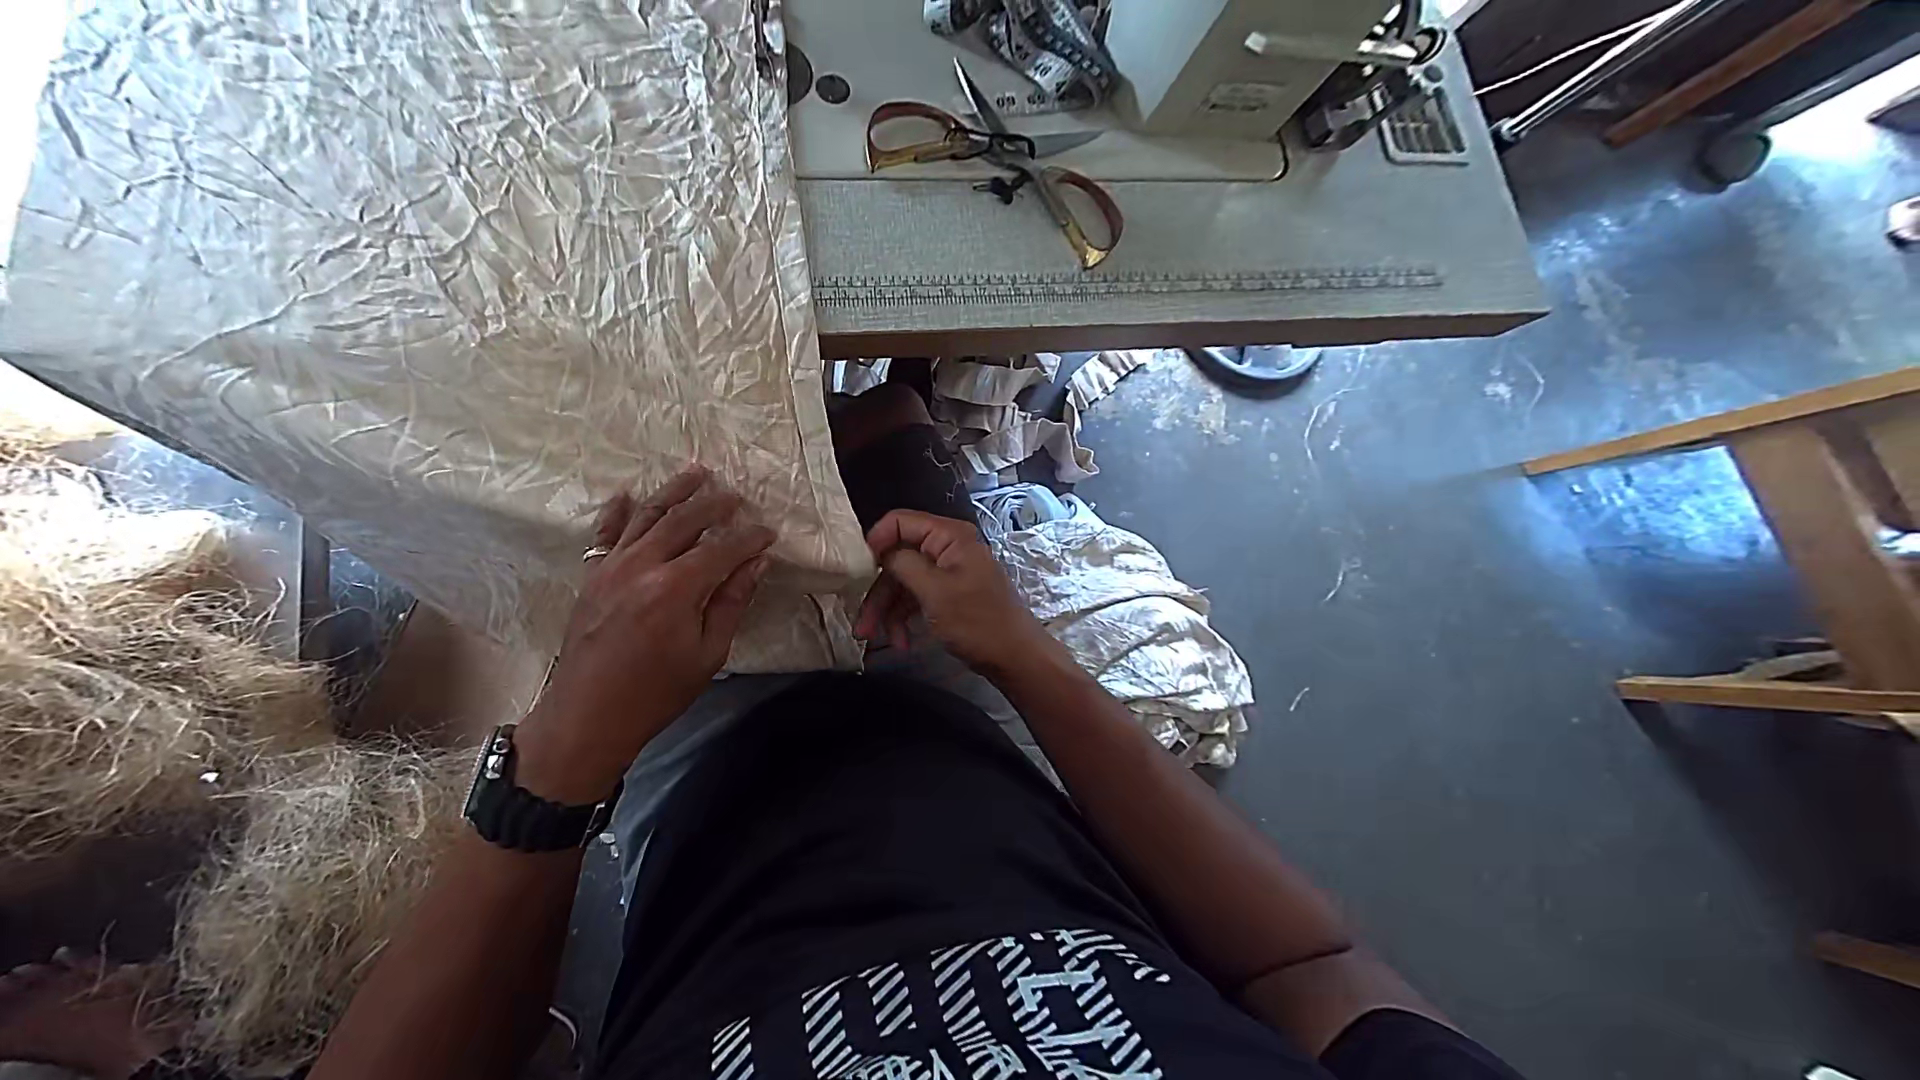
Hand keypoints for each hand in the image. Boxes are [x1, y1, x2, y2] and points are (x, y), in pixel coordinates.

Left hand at [516, 466, 774, 803]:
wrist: (586, 717)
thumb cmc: (656, 692)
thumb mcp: (708, 653)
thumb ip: (731, 602)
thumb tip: (756, 563)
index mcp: (676, 589)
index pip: (723, 548)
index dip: (749, 537)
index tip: (769, 533)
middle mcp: (642, 566)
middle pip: (684, 520)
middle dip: (715, 504)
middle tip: (737, 496)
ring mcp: (611, 568)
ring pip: (646, 516)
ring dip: (673, 492)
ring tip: (696, 473)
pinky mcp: (591, 576)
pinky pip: (604, 534)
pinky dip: (617, 511)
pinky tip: (627, 494)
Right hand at [855, 509, 1053, 674]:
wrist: (1015, 658)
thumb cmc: (977, 622)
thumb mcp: (935, 592)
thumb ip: (903, 563)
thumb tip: (880, 549)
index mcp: (949, 536)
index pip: (901, 521)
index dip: (875, 541)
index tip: (856, 569)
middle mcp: (948, 548)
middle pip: (898, 558)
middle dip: (878, 591)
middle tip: (862, 623)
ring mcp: (949, 572)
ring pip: (904, 582)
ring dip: (888, 610)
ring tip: (873, 639)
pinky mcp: (949, 595)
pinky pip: (918, 598)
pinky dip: (905, 618)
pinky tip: (901, 643)